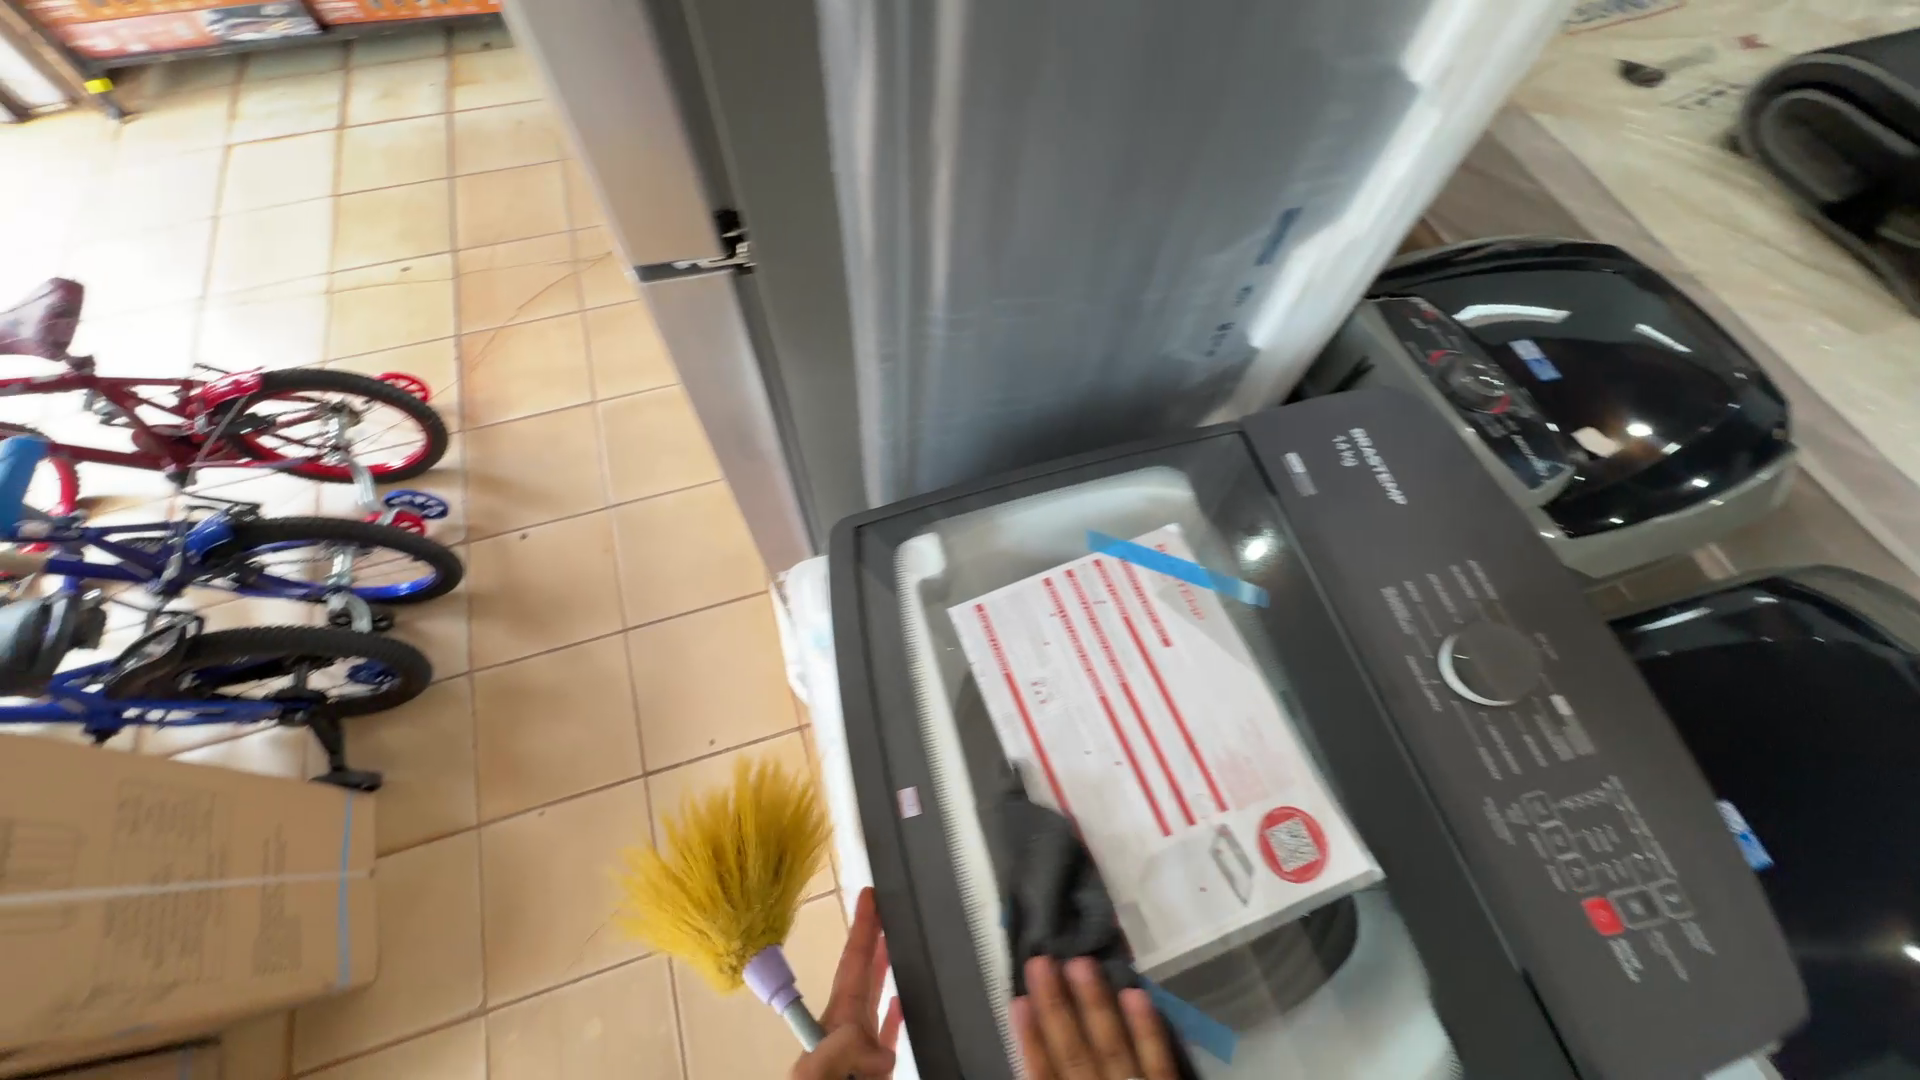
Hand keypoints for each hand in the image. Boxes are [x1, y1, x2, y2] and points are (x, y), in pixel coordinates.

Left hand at [791, 887, 904, 1079]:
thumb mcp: (813, 1079)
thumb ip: (835, 1050)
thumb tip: (864, 1031)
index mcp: (831, 1027)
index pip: (850, 967)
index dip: (862, 929)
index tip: (871, 894)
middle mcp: (844, 1035)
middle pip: (863, 976)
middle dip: (874, 939)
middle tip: (888, 905)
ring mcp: (858, 1056)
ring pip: (875, 1003)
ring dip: (886, 971)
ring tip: (899, 944)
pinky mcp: (875, 1075)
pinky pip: (887, 1038)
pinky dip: (895, 1015)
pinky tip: (904, 1002)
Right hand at [1011, 956, 1179, 1079]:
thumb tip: (1031, 1071)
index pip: (1043, 1079)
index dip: (1030, 1041)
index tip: (1017, 999)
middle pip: (1074, 1056)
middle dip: (1057, 1008)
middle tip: (1042, 960)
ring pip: (1113, 1051)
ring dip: (1096, 1007)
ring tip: (1081, 963)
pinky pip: (1160, 1066)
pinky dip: (1149, 1032)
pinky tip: (1137, 996)